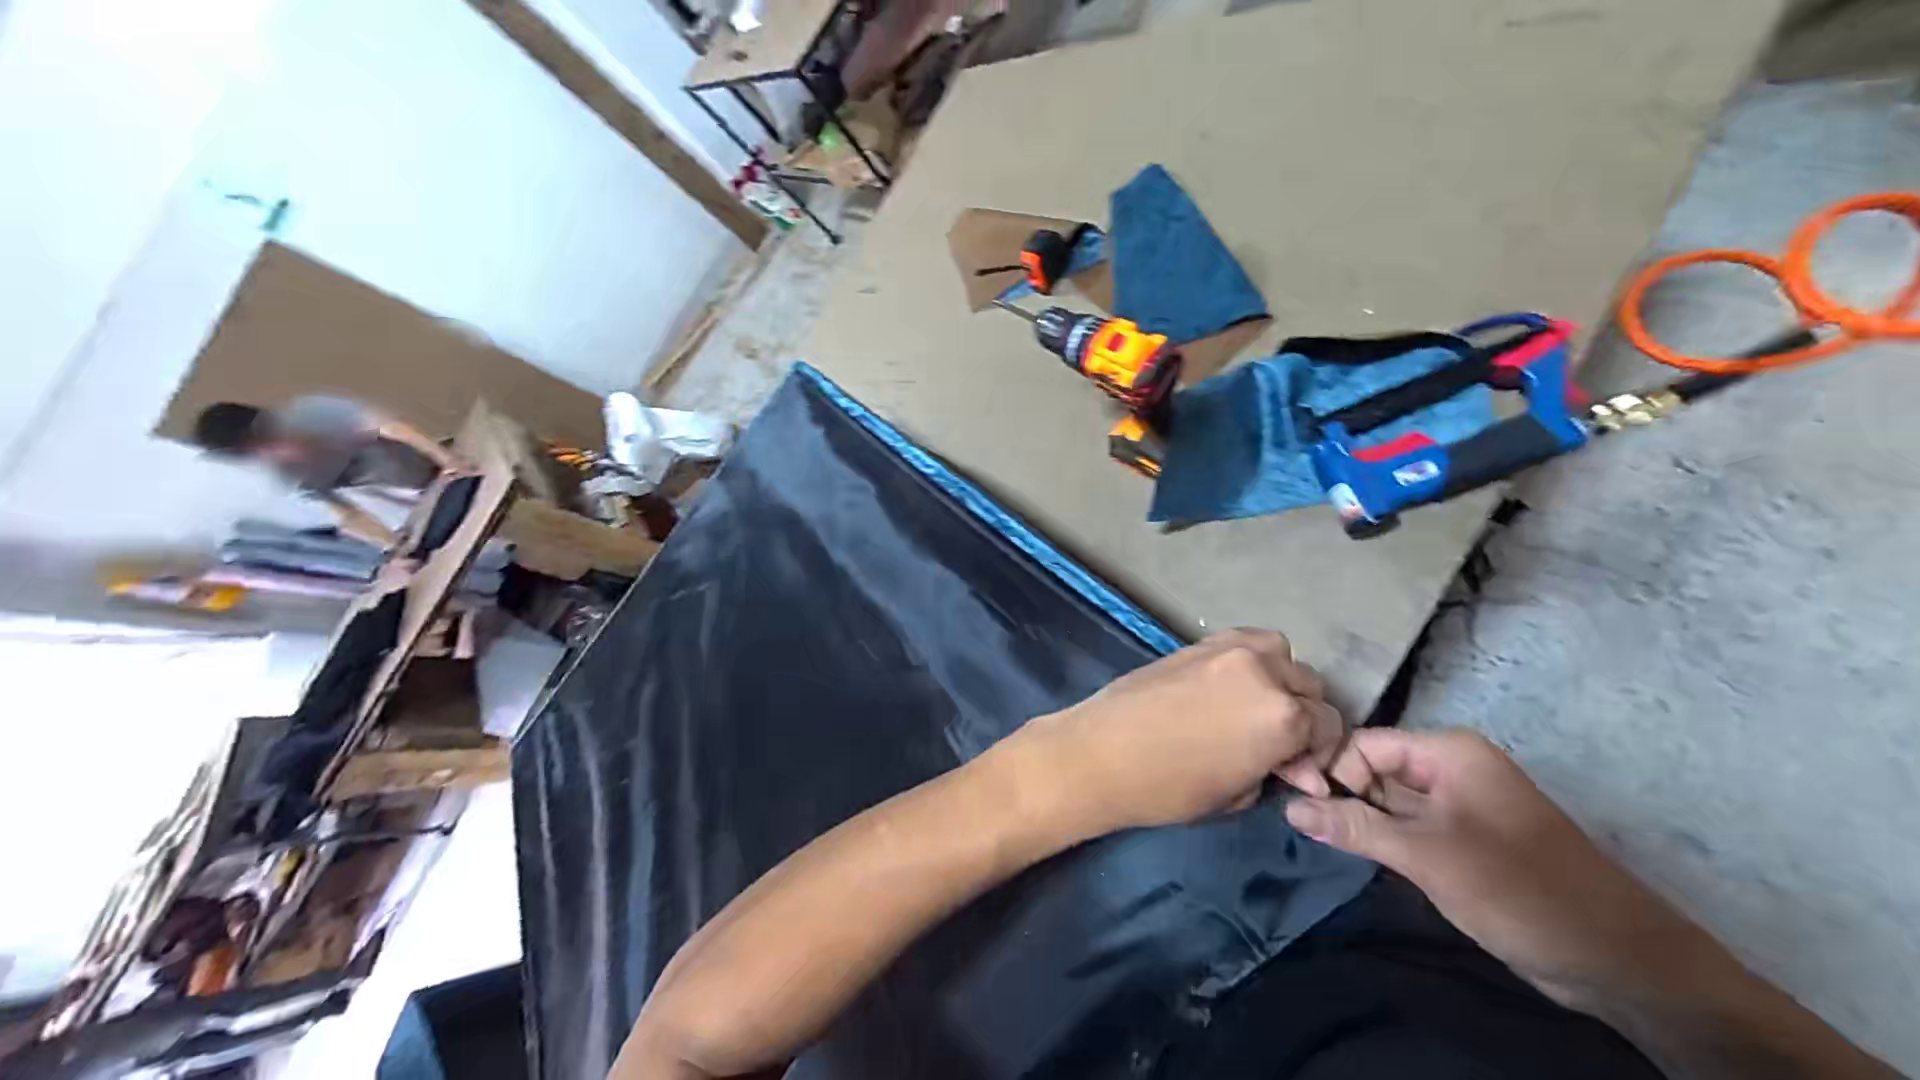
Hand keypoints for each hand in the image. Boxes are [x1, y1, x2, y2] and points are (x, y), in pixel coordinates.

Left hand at [1005, 630, 1345, 838]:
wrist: (1099, 753)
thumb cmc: (1168, 788)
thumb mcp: (1236, 793)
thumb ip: (1276, 770)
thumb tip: (1297, 766)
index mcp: (1282, 715)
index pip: (1329, 725)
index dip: (1319, 750)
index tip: (1298, 766)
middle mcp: (1263, 671)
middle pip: (1309, 684)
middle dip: (1303, 713)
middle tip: (1277, 739)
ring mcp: (1228, 649)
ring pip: (1281, 654)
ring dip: (1279, 679)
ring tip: (1255, 706)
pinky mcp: (1197, 643)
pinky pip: (1244, 641)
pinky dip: (1250, 659)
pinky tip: (1232, 685)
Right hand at [1285, 729, 1719, 1002]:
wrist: (1621, 963)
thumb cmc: (1520, 891)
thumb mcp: (1427, 856)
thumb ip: (1354, 827)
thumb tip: (1290, 808)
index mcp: (1448, 752)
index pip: (1362, 744)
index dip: (1329, 771)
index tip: (1301, 807)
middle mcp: (1451, 767)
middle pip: (1372, 767)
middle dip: (1339, 794)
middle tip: (1304, 827)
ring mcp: (1458, 804)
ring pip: (1387, 798)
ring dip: (1358, 817)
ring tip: (1319, 839)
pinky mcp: (1463, 837)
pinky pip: (1407, 823)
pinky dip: (1381, 836)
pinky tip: (1354, 851)